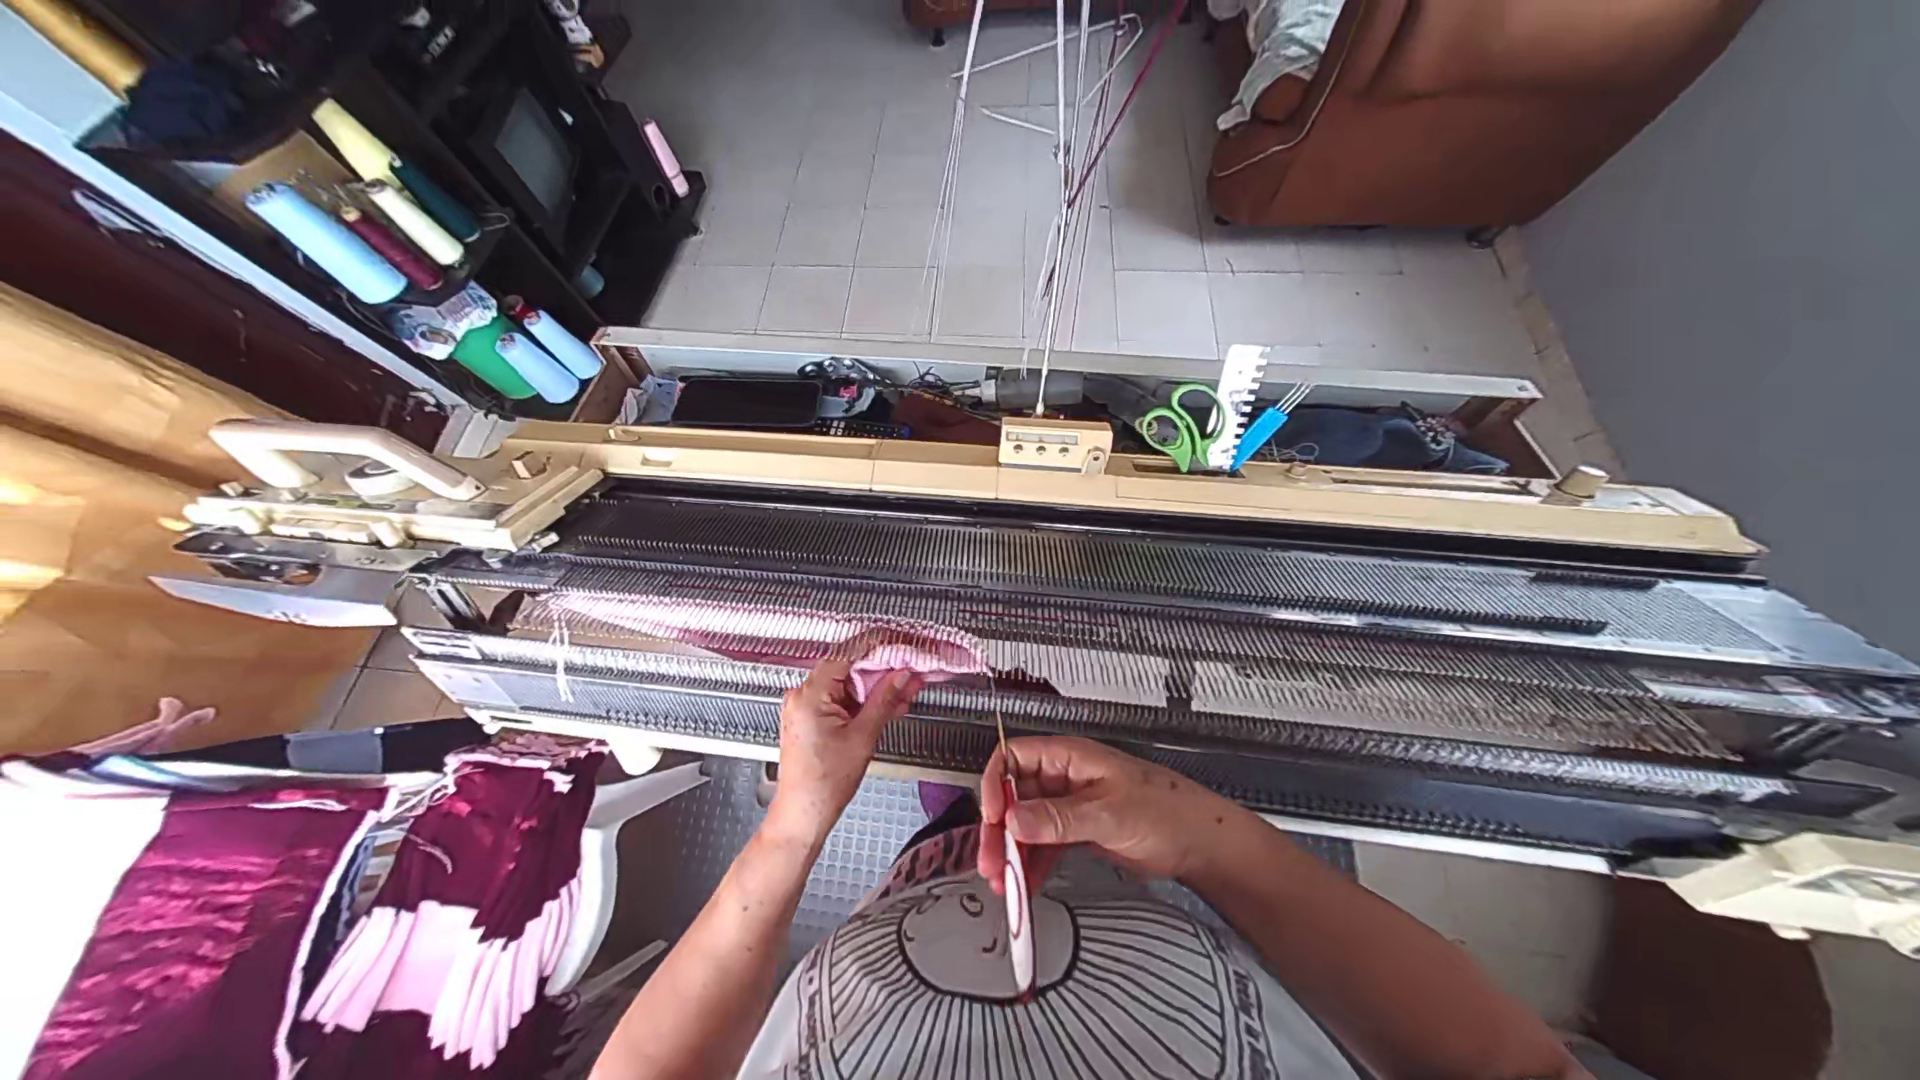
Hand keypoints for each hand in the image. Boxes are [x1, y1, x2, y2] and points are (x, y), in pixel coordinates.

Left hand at [765, 659, 921, 845]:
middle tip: (911, 671)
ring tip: (907, 691)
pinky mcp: (812, 718)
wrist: (802, 815)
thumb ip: (884, 699)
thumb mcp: (863, 736)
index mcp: (810, 694)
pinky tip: (889, 705)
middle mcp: (803, 695)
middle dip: (883, 670)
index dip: (879, 646)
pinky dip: (864, 702)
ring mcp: (806, 707)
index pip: (848, 653)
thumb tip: (900, 674)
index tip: (901, 643)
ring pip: (848, 685)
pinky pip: (842, 700)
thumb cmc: (823, 784)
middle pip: (849, 668)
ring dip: (877, 688)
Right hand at [978, 736, 1251, 886]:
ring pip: (1025, 824)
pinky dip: (1031, 863)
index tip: (990, 817)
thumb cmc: (1164, 810)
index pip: (1014, 758)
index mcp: (1068, 757)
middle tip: (991, 863)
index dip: (996, 784)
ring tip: (1004, 883)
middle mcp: (1063, 778)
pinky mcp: (1077, 831)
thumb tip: (1012, 820)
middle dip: (998, 829)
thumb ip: (1058, 818)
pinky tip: (1026, 884)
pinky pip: (1043, 844)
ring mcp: (1069, 806)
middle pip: (1014, 796)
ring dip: (1011, 851)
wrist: (1200, 842)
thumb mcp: (1108, 812)